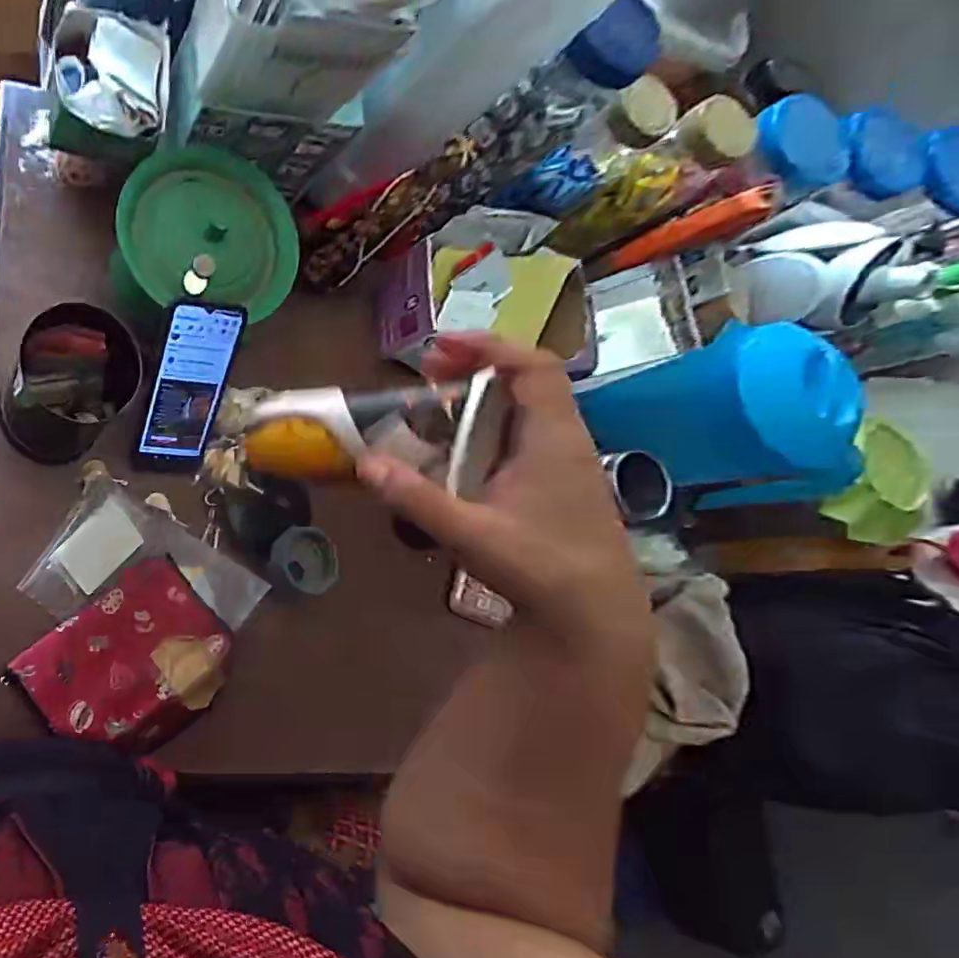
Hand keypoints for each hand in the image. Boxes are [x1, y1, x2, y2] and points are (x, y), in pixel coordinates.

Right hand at [357, 333, 648, 651]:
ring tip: (428, 410)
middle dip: (472, 370)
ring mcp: (559, 463)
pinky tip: (450, 454)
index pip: (532, 368)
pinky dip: (480, 430)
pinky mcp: (550, 485)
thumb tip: (365, 463)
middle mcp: (560, 441)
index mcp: (551, 439)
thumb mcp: (469, 532)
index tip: (439, 345)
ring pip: (519, 412)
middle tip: (423, 376)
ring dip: (475, 401)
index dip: (488, 346)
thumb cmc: (540, 565)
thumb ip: (415, 497)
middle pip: (523, 383)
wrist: (593, 612)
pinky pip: (515, 438)